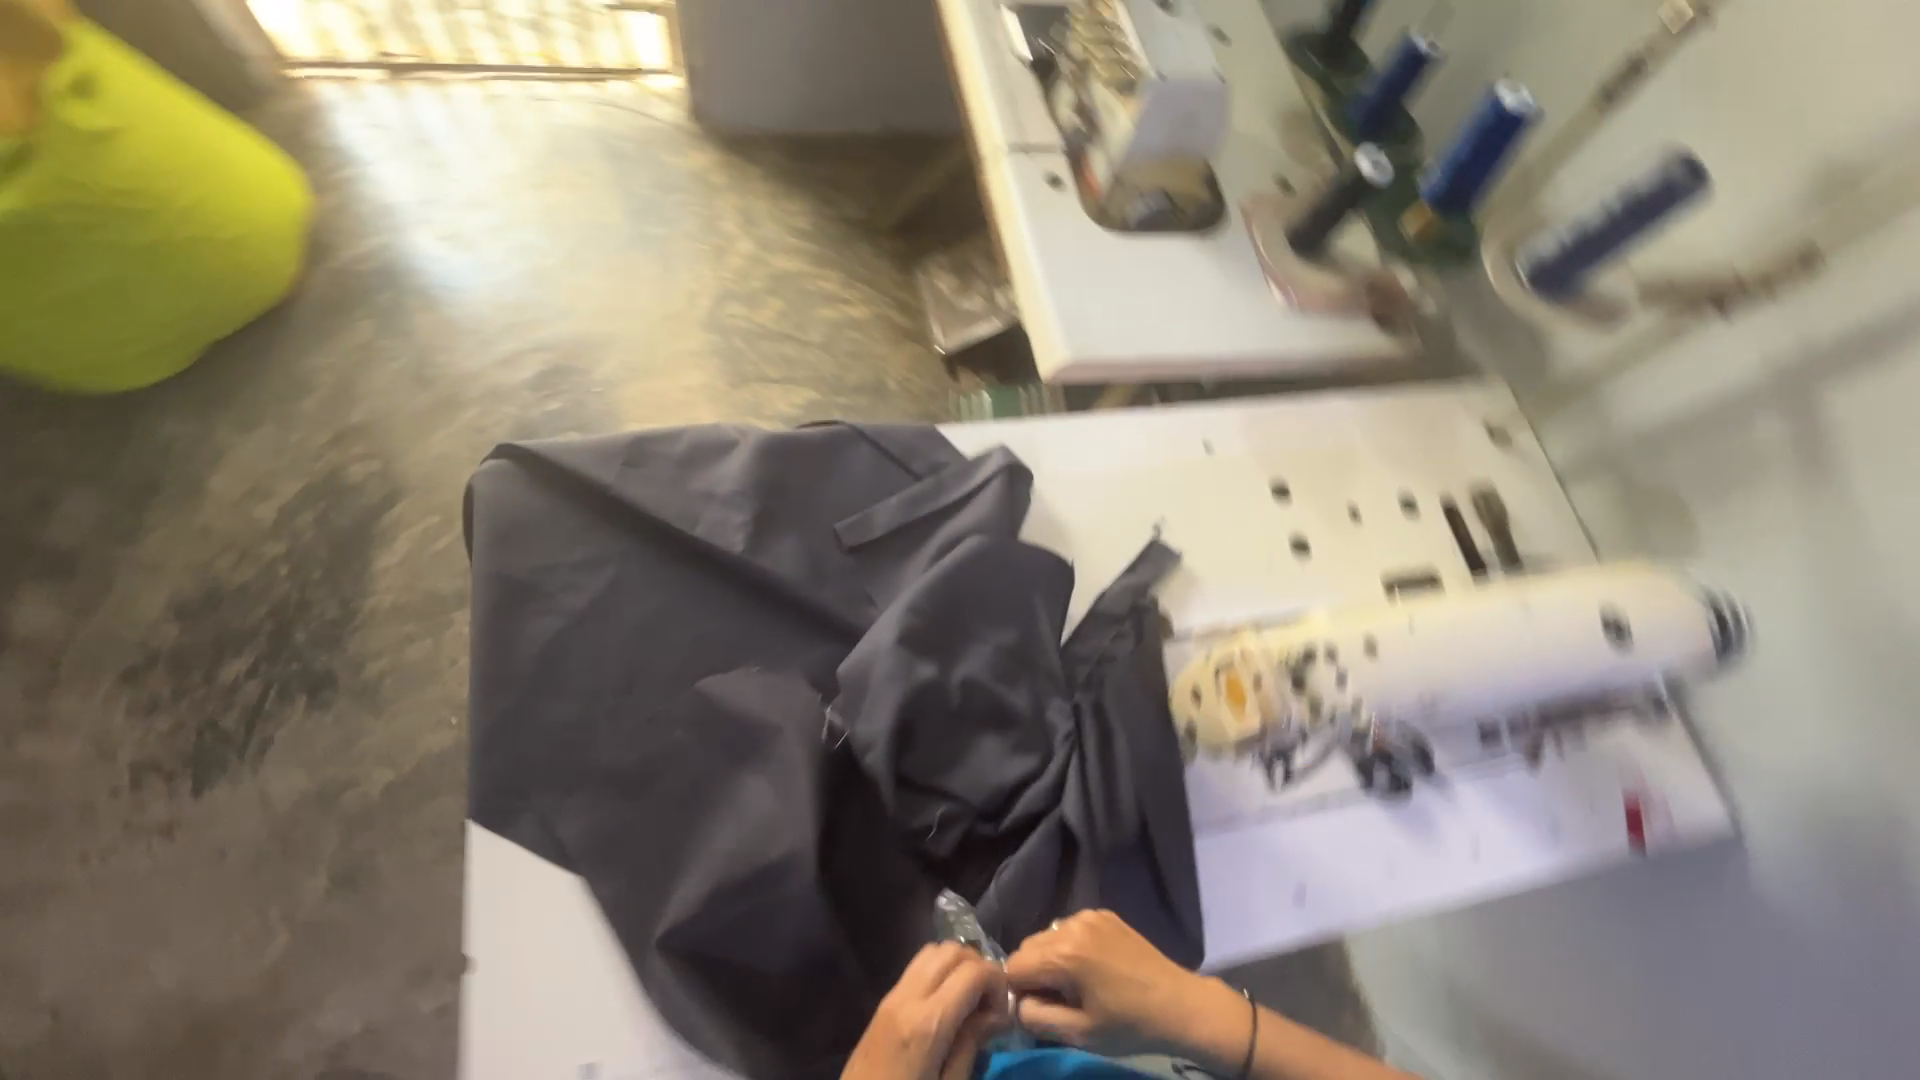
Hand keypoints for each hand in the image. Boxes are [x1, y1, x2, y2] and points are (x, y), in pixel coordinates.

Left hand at [842, 943, 1009, 1079]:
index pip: (973, 971)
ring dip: (958, 964)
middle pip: (952, 950)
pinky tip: (947, 1002)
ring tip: (969, 1000)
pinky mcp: (884, 1001)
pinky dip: (939, 971)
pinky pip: (917, 966)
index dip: (997, 981)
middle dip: (979, 966)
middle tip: (989, 1002)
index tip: (1003, 1010)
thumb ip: (971, 1044)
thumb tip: (997, 1012)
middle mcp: (908, 997)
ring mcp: (892, 995)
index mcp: (928, 1023)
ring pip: (933, 950)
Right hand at [1005, 909, 1225, 1047]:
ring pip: (1048, 935)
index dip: (1018, 991)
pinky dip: (1071, 946)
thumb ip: (1036, 1017)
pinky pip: (1070, 928)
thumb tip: (1017, 1002)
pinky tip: (1093, 967)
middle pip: (1028, 946)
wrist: (1179, 1004)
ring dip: (1051, 958)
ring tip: (1077, 983)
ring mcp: (1089, 915)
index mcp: (1064, 954)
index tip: (1039, 1008)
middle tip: (1058, 999)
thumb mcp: (1079, 1033)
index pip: (1014, 965)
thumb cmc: (1129, 1025)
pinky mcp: (1104, 914)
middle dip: (1033, 972)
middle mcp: (1072, 925)